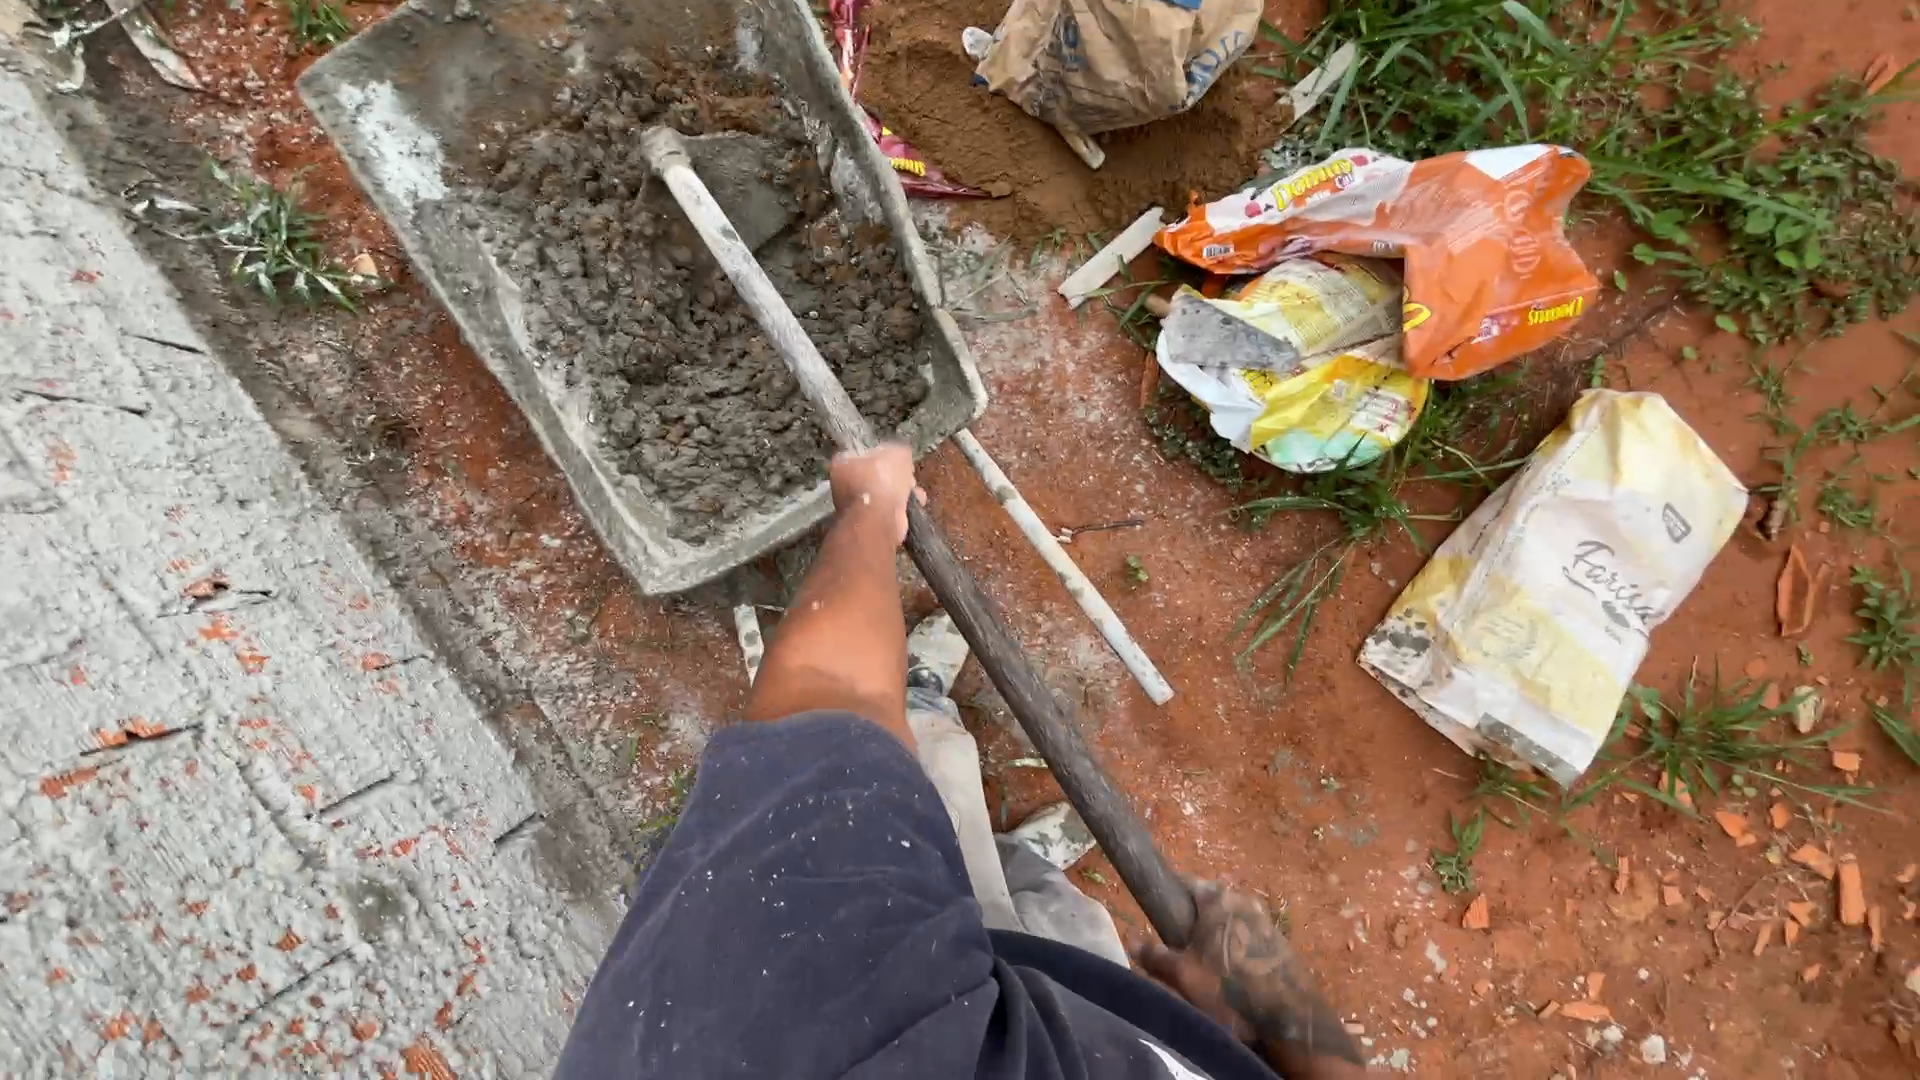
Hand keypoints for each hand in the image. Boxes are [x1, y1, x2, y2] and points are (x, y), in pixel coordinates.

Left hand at [829, 442, 920, 545]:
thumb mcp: (897, 453)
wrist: (879, 518)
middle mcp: (843, 484)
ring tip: (915, 492)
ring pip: (884, 493)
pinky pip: (889, 509)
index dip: (882, 454)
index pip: (862, 453)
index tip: (897, 459)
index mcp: (842, 463)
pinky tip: (914, 505)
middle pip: (876, 475)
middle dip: (896, 476)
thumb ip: (899, 451)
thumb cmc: (882, 480)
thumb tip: (900, 457)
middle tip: (909, 476)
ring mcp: (855, 505)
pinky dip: (902, 507)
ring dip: (902, 493)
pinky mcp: (868, 522)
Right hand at [1137, 883, 1363, 1076]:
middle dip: (1197, 919)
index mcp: (1216, 897)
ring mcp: (1267, 920)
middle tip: (1185, 947)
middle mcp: (1243, 899)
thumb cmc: (1229, 989)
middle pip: (1210, 901)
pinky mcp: (1284, 943)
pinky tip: (1238, 979)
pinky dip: (1242, 951)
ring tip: (1212, 968)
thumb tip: (1131, 940)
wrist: (1291, 1021)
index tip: (1162, 916)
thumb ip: (1154, 955)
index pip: (1185, 881)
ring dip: (1221, 936)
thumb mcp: (1182, 976)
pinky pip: (1252, 938)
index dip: (1170, 896)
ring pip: (1233, 921)